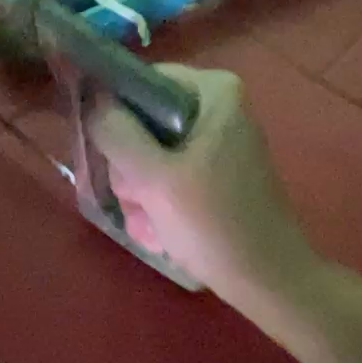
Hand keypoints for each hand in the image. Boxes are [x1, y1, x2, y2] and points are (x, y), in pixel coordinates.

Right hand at [88, 65, 319, 300]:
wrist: (267, 279)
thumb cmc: (214, 223)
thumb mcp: (154, 178)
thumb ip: (116, 134)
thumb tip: (93, 101)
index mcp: (215, 91)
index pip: (142, 83)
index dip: (117, 117)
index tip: (111, 156)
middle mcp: (220, 106)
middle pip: (146, 121)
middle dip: (133, 166)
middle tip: (138, 198)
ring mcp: (221, 141)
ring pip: (153, 153)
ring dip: (142, 192)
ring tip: (152, 222)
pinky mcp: (219, 172)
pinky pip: (172, 175)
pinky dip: (161, 202)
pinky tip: (162, 231)